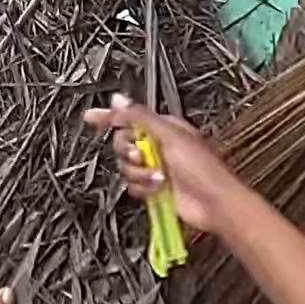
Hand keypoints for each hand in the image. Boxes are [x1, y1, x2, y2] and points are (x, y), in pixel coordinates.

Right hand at [84, 93, 255, 233]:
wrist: (214, 204)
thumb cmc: (201, 168)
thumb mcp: (169, 134)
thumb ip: (140, 116)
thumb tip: (117, 99)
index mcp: (162, 127)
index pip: (128, 117)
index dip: (109, 117)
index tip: (90, 117)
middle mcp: (156, 145)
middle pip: (122, 142)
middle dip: (128, 151)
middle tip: (141, 156)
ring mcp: (154, 166)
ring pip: (125, 165)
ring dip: (139, 172)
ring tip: (157, 176)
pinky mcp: (152, 187)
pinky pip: (132, 184)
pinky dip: (142, 187)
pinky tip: (156, 188)